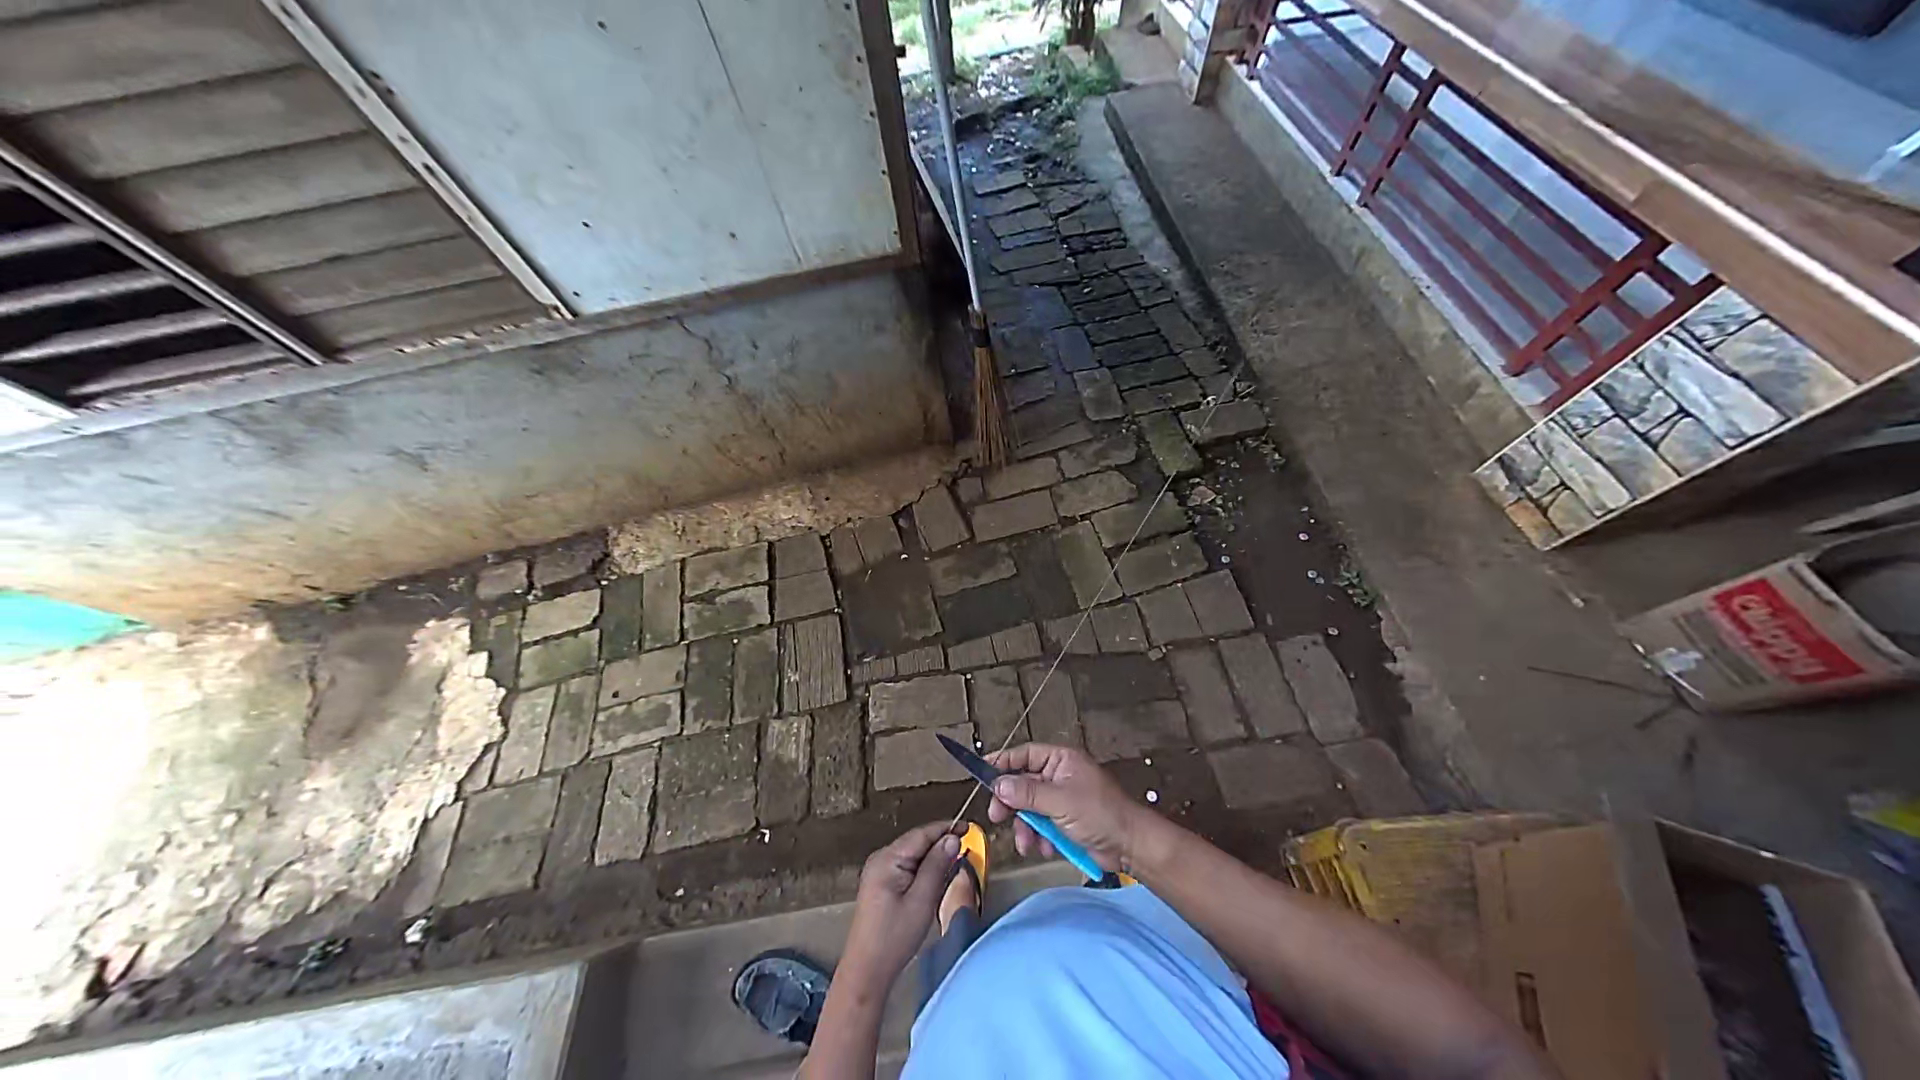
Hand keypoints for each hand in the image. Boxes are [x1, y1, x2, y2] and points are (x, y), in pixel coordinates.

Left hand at [837, 822, 959, 994]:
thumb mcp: (922, 899)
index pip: (921, 834)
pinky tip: (936, 879)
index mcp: (887, 859)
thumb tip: (951, 839)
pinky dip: (924, 869)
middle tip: (966, 847)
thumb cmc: (893, 937)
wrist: (868, 970)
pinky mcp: (880, 884)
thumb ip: (937, 866)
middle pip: (917, 842)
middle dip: (941, 843)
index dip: (946, 829)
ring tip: (955, 862)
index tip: (968, 827)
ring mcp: (878, 871)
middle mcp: (880, 859)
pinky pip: (907, 866)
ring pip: (913, 854)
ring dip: (934, 857)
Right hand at [986, 743, 1158, 873]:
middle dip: (1011, 802)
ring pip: (1029, 808)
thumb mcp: (1060, 801)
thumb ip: (1027, 792)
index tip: (981, 772)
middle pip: (1022, 783)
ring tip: (1027, 843)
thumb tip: (999, 784)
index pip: (1024, 755)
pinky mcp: (1064, 821)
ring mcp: (1061, 799)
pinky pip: (1040, 825)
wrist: (1129, 846)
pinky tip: (1046, 848)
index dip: (1002, 762)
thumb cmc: (1101, 814)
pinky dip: (1038, 838)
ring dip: (1025, 827)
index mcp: (1061, 761)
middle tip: (997, 816)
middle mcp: (1059, 776)